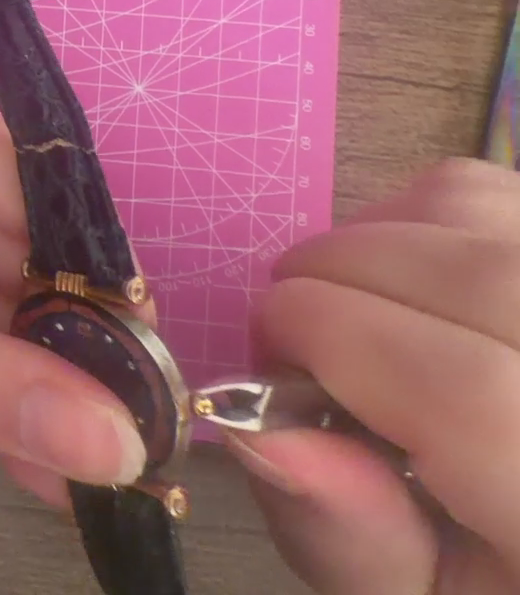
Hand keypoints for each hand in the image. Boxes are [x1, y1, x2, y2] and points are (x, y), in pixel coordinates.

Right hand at [234, 159, 519, 593]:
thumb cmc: (494, 582)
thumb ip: (343, 535)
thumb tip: (252, 426)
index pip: (463, 389)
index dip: (322, 344)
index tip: (272, 365)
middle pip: (466, 279)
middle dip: (321, 283)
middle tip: (302, 339)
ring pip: (471, 212)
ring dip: (367, 245)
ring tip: (361, 309)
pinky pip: (488, 189)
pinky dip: (422, 217)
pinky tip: (419, 284)